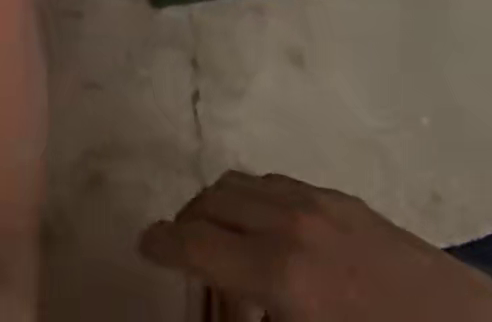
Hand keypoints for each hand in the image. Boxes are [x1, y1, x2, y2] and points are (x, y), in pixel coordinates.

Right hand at [140, 172, 491, 321]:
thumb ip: (265, 315)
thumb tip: (230, 304)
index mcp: (283, 272)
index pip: (193, 243)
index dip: (160, 244)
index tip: (144, 247)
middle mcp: (289, 224)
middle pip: (208, 203)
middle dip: (186, 224)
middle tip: (184, 250)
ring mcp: (319, 204)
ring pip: (236, 183)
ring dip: (217, 205)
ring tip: (223, 235)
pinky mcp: (347, 200)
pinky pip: (274, 183)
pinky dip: (253, 198)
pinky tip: (271, 228)